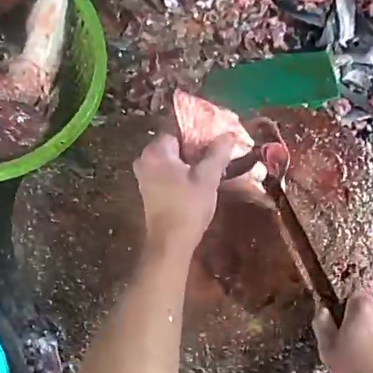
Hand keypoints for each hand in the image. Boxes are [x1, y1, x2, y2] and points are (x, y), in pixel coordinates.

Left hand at [133, 132, 231, 253]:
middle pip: (174, 145)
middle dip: (195, 149)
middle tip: (217, 155)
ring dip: (189, 163)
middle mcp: (144, 160)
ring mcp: (144, 176)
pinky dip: (181, 175)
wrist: (170, 242)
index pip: (178, 130)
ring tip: (211, 169)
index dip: (199, 134)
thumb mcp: (208, 177)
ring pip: (171, 161)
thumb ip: (218, 153)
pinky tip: (197, 182)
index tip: (216, 140)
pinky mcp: (148, 191)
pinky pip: (167, 174)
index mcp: (155, 151)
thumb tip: (229, 134)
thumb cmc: (188, 206)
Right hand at [312, 290, 372, 372]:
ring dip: (366, 338)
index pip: (345, 296)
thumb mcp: (329, 350)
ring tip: (359, 361)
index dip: (337, 314)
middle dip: (353, 326)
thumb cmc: (361, 369)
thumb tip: (322, 312)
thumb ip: (322, 325)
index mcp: (362, 303)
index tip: (332, 332)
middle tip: (343, 348)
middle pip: (361, 312)